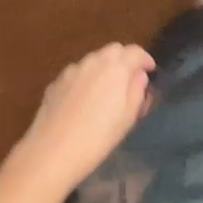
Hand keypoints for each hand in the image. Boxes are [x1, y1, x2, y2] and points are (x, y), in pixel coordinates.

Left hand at [7, 43, 155, 194]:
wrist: (52, 151)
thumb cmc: (98, 137)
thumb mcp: (128, 118)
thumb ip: (137, 91)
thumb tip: (139, 75)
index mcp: (115, 67)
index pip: (135, 51)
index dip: (145, 59)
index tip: (150, 71)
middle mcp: (94, 61)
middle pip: (114, 50)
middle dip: (124, 60)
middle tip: (129, 79)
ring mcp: (72, 70)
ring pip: (93, 60)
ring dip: (104, 69)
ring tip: (105, 92)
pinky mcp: (56, 82)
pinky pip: (77, 74)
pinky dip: (85, 80)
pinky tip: (83, 101)